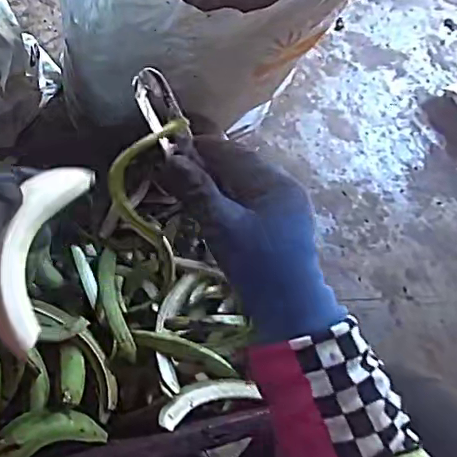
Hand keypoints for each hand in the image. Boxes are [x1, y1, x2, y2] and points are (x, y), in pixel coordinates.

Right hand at [165, 139, 346, 343]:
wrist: (290, 309)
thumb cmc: (256, 265)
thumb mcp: (222, 225)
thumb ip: (197, 190)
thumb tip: (170, 158)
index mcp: (274, 181)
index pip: (230, 150)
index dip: (197, 147)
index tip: (165, 149)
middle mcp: (282, 185)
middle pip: (235, 163)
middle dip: (202, 163)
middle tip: (168, 170)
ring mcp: (282, 203)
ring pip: (239, 180)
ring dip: (210, 179)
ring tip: (180, 185)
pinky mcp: (277, 220)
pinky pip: (245, 196)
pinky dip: (222, 194)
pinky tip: (204, 202)